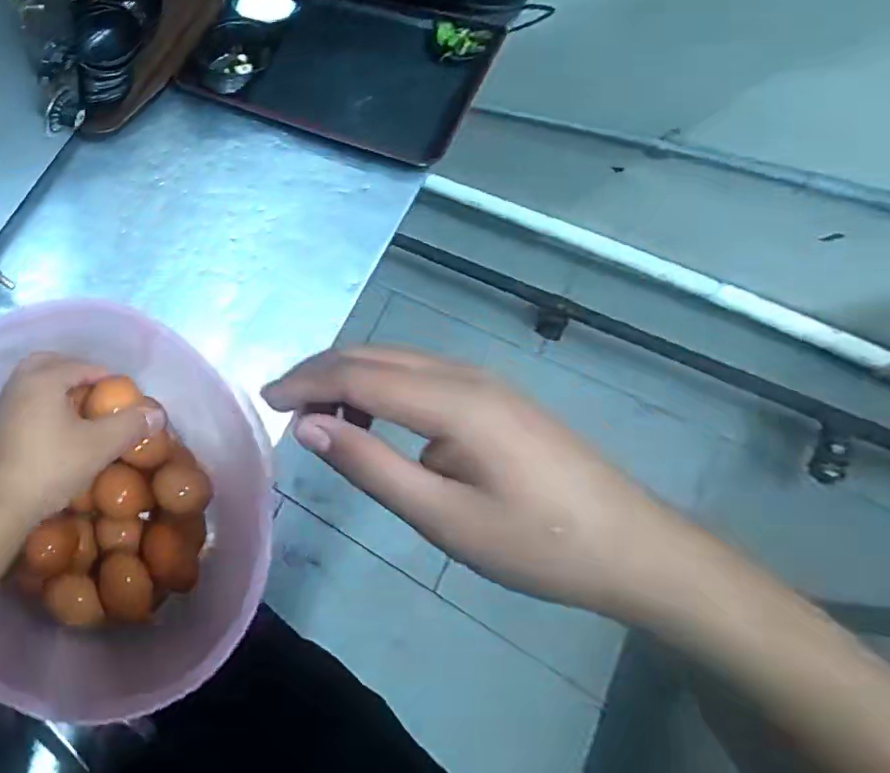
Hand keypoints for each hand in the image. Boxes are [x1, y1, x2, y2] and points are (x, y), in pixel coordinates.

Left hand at [0, 353, 163, 527]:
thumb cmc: (50, 468)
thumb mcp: (98, 447)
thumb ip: (128, 426)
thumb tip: (155, 413)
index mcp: (41, 378)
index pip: (80, 365)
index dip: (106, 376)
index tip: (124, 394)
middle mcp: (17, 382)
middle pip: (50, 363)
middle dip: (75, 372)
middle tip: (98, 392)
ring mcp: (1, 403)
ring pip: (32, 382)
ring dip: (55, 387)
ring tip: (79, 411)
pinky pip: (22, 401)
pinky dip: (40, 404)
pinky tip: (54, 430)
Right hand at [263, 346, 712, 622]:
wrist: (646, 555)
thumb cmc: (538, 544)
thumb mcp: (442, 517)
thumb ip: (367, 465)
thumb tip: (305, 426)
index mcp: (453, 402)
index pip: (355, 376)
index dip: (303, 384)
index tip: (265, 402)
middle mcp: (463, 376)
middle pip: (367, 356)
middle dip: (314, 373)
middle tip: (280, 404)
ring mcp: (480, 380)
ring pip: (387, 358)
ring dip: (341, 376)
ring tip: (315, 415)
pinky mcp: (489, 393)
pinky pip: (410, 370)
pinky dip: (371, 383)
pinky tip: (367, 418)